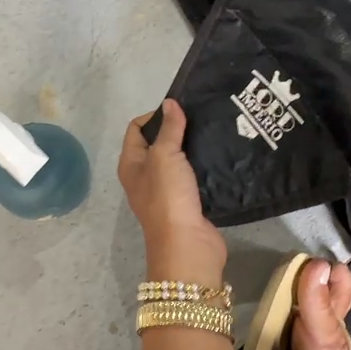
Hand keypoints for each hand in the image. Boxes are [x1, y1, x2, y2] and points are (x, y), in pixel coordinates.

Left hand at [119, 99, 226, 286]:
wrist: (188, 246)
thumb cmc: (168, 196)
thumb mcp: (165, 155)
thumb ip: (169, 128)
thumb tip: (169, 103)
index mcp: (131, 164)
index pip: (136, 129)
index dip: (154, 116)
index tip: (180, 111)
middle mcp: (145, 176)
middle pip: (158, 143)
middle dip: (176, 130)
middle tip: (200, 118)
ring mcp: (166, 191)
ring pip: (178, 160)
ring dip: (192, 148)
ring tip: (213, 132)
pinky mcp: (187, 203)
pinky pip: (194, 177)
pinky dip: (204, 166)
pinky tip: (219, 155)